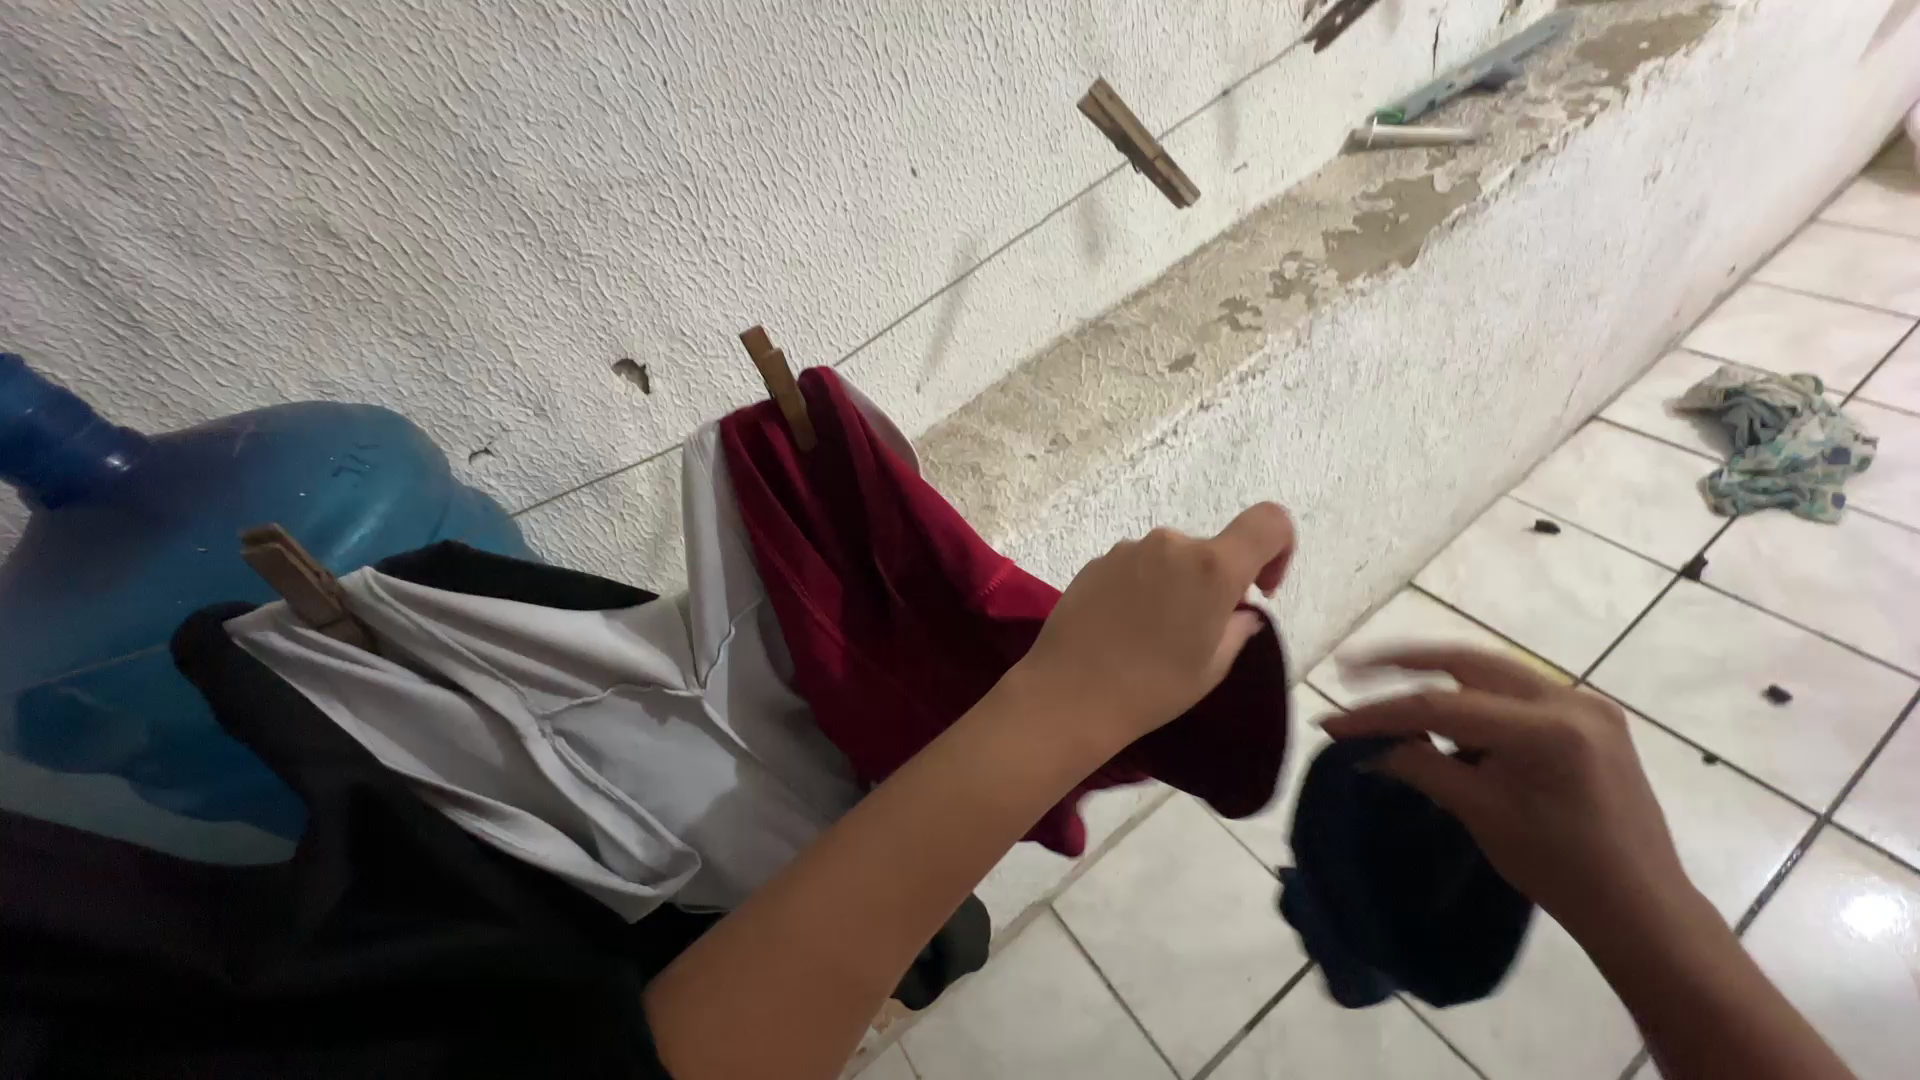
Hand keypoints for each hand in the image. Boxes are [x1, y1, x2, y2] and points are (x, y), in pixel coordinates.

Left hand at [1014, 502, 1294, 750]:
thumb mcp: (1212, 666)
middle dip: (1215, 583)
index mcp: (1211, 566)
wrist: (1069, 693)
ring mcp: (1127, 550)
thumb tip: (1241, 611)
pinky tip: (1123, 628)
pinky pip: (1135, 567)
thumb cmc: (1152, 687)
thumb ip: (1238, 627)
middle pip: (1211, 550)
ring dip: (1174, 586)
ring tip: (1153, 635)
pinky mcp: (1096, 562)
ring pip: (1170, 560)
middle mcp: (1170, 544)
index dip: (1279, 549)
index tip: (1259, 590)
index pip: (1269, 521)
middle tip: (1197, 631)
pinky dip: (1141, 588)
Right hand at [1320, 647, 1694, 934]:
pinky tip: (1441, 707)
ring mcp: (1585, 704)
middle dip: (1402, 662)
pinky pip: (1513, 689)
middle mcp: (1570, 700)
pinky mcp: (1589, 716)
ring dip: (1435, 674)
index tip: (1332, 722)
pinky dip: (1470, 692)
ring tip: (1385, 682)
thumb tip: (1364, 744)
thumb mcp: (1477, 811)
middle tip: (1350, 668)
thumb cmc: (1558, 867)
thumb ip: (1417, 764)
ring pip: (1489, 669)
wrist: (1640, 906)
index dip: (1379, 713)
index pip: (1440, 705)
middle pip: (1466, 662)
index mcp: (1547, 729)